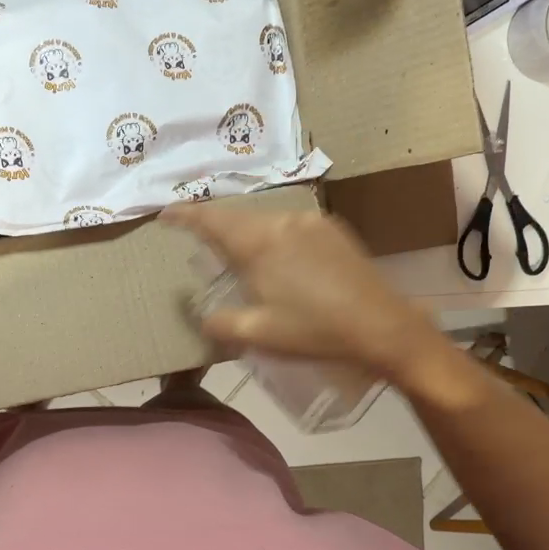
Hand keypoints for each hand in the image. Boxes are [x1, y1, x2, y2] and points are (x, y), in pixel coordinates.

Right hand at [161, 202, 438, 375]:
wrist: (385, 328)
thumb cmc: (316, 332)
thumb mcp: (259, 334)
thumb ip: (221, 322)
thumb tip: (202, 316)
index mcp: (259, 243)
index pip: (210, 219)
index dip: (183, 215)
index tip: (164, 215)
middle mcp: (283, 222)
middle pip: (237, 216)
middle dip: (214, 225)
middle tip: (197, 240)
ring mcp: (312, 222)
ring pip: (265, 220)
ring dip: (246, 233)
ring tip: (238, 254)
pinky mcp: (334, 231)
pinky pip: (290, 226)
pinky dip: (273, 237)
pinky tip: (279, 260)